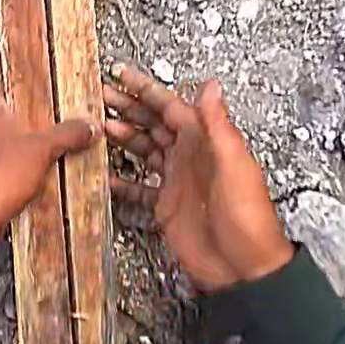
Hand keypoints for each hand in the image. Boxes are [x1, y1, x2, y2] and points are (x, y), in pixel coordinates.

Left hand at [0, 61, 95, 265]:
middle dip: (19, 95)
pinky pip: (5, 151)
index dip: (3, 63)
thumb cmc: (0, 173)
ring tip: (48, 123)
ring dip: (22, 124)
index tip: (17, 55)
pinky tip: (40, 156)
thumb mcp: (43, 148)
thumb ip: (67, 134)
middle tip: (43, 90)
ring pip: (2, 127)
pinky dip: (21, 150)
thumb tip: (89, 127)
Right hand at [103, 64, 291, 291]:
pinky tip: (105, 174)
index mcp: (203, 141)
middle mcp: (187, 156)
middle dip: (126, 107)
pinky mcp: (166, 206)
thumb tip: (211, 85)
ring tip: (98, 126)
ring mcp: (175, 180)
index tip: (121, 76)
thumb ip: (217, 125)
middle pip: (151, 124)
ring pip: (144, 149)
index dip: (145, 90)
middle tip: (100, 95)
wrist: (244, 268)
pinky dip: (122, 181)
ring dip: (122, 137)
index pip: (169, 106)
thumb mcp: (233, 165)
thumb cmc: (246, 218)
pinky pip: (139, 188)